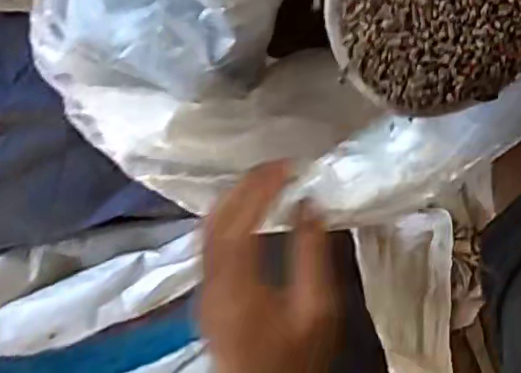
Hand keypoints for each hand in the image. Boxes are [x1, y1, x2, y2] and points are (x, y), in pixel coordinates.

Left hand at [199, 163, 336, 372]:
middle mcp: (211, 286)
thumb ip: (313, 253)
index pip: (238, 223)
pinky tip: (251, 206)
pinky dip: (229, 212)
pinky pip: (209, 239)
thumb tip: (309, 201)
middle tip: (280, 166)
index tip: (288, 167)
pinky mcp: (207, 295)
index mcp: (236, 289)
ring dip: (236, 196)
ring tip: (269, 178)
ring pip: (207, 228)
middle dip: (246, 184)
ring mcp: (204, 291)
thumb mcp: (317, 309)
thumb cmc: (296, 357)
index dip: (260, 188)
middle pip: (215, 220)